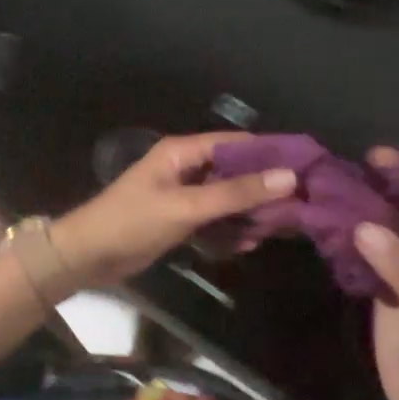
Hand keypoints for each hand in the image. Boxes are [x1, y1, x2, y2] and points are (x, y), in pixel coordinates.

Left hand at [51, 132, 295, 286]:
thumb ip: (235, 193)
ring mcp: (182, 195)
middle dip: (266, 188)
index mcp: (182, 152)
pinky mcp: (179, 220)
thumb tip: (288, 177)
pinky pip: (214, 219)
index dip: (272, 152)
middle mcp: (184, 168)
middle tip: (304, 206)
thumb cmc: (132, 222)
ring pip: (227, 198)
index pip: (236, 143)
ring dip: (250, 213)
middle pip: (235, 171)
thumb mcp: (186, 207)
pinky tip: (249, 244)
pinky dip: (231, 229)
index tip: (310, 166)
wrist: (88, 255)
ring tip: (281, 229)